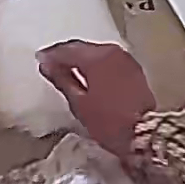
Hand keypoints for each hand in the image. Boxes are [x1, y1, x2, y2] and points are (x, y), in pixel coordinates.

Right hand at [37, 40, 154, 158]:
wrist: (145, 135)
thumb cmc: (108, 122)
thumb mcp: (79, 103)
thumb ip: (62, 79)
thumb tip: (46, 64)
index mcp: (97, 57)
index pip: (68, 49)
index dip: (52, 54)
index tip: (39, 58)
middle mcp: (112, 51)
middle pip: (83, 47)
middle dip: (65, 54)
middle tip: (49, 62)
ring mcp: (125, 58)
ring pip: (96, 52)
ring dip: (80, 58)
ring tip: (65, 68)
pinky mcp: (133, 68)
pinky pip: (108, 59)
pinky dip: (95, 63)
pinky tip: (86, 73)